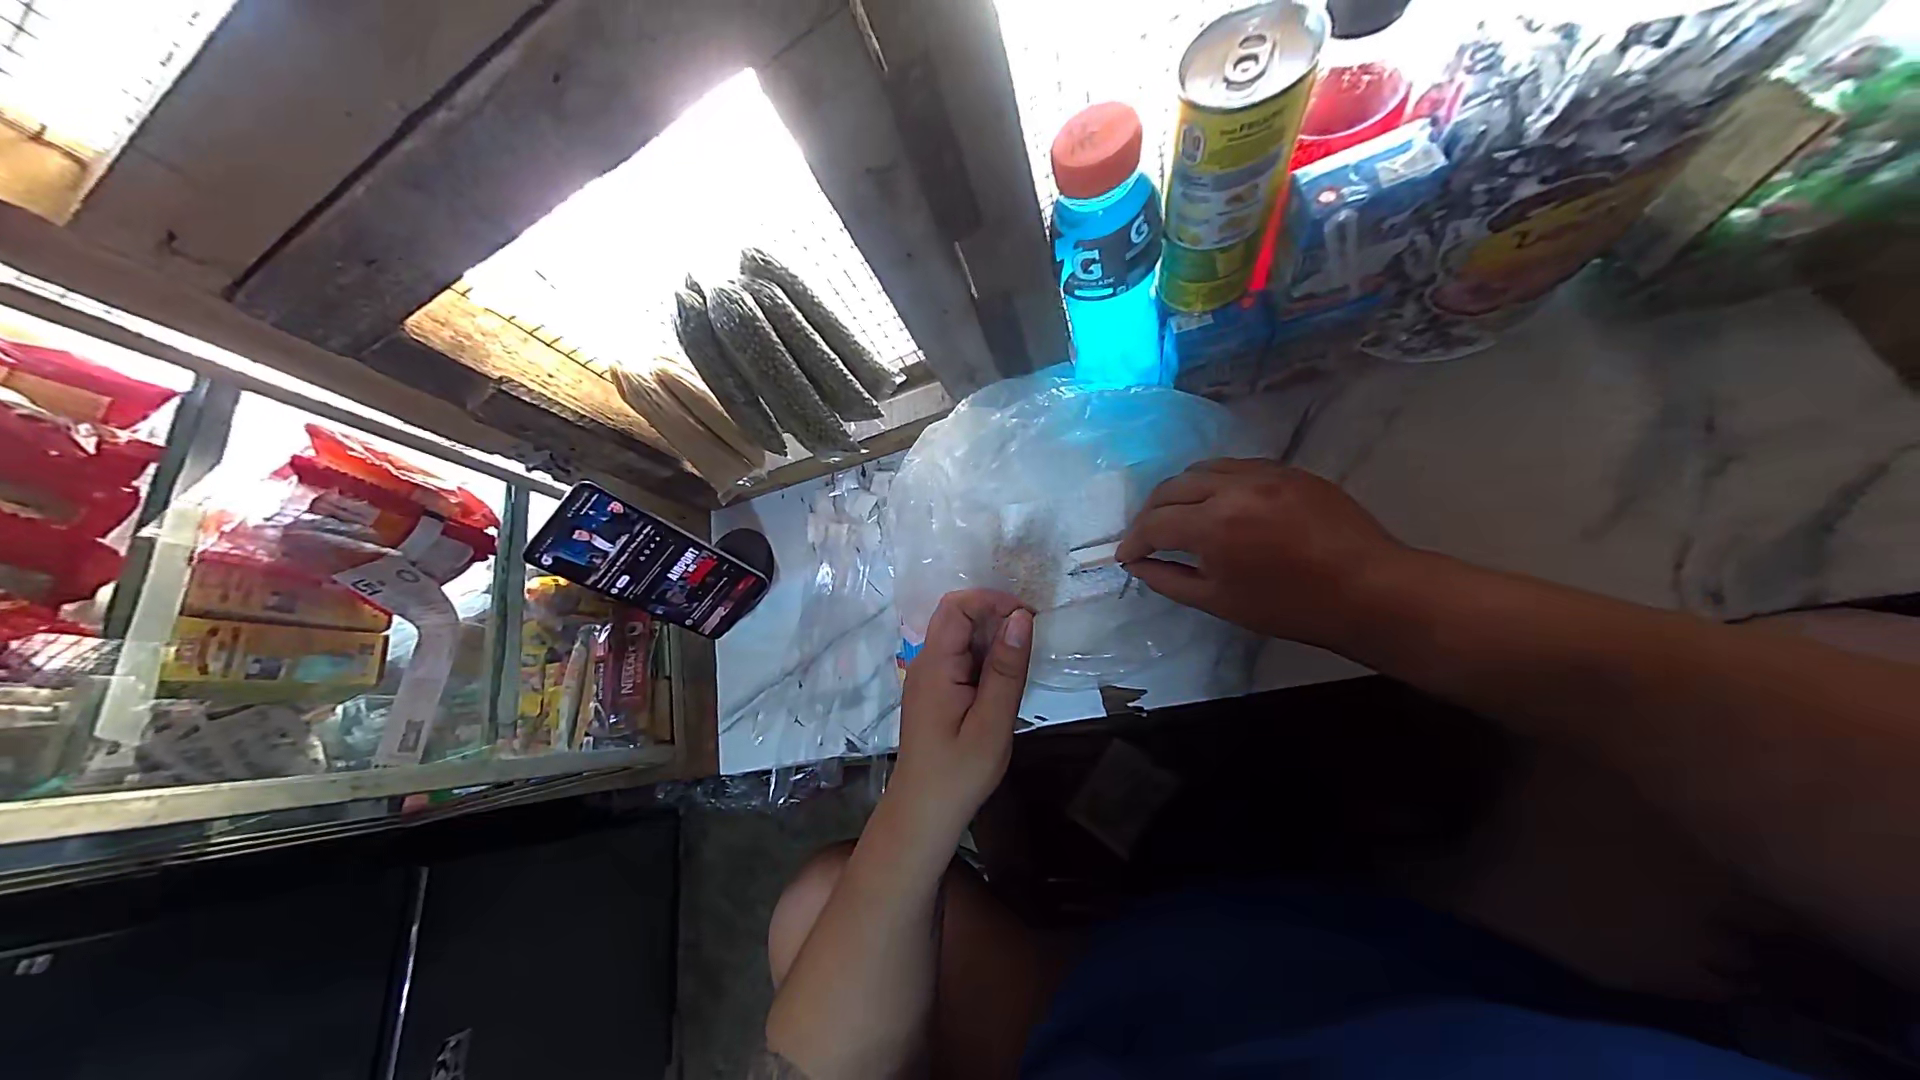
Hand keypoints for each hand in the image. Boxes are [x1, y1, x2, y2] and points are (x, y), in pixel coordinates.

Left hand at [893, 589, 1032, 831]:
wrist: (924, 813)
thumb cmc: (959, 773)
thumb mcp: (992, 723)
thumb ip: (1006, 669)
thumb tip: (1021, 617)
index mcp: (934, 665)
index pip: (957, 606)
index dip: (992, 600)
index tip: (1029, 617)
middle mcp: (926, 662)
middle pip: (957, 615)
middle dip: (995, 613)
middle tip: (1032, 635)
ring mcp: (929, 675)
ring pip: (960, 634)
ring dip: (992, 635)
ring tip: (1023, 658)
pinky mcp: (936, 689)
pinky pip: (960, 656)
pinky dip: (985, 655)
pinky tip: (1005, 675)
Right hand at [1115, 459, 1409, 649]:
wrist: (1368, 590)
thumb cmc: (1290, 606)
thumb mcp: (1219, 601)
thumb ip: (1169, 580)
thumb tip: (1137, 564)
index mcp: (1214, 525)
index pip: (1154, 523)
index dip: (1134, 540)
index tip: (1127, 556)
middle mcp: (1233, 488)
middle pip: (1171, 488)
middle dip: (1150, 513)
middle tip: (1147, 537)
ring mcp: (1263, 473)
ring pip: (1201, 469)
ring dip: (1180, 492)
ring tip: (1179, 516)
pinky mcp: (1287, 470)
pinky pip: (1235, 466)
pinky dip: (1213, 482)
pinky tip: (1218, 503)